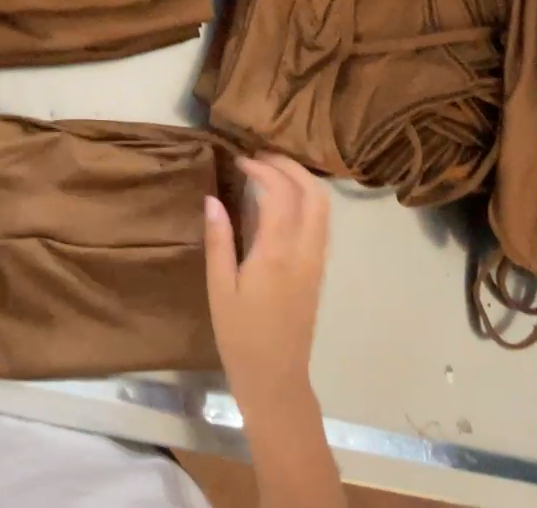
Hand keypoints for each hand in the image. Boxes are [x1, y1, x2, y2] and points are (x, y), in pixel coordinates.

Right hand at [204, 153, 330, 407]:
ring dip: (301, 181)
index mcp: (277, 253)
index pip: (281, 193)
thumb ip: (219, 240)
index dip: (263, 169)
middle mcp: (305, 251)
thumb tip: (213, 199)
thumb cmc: (240, 336)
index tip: (240, 162)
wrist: (276, 379)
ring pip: (323, 207)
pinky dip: (305, 201)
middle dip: (291, 167)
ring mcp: (317, 261)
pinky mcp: (319, 271)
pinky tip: (279, 204)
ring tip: (270, 173)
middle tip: (260, 158)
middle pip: (314, 193)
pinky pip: (321, 224)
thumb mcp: (219, 288)